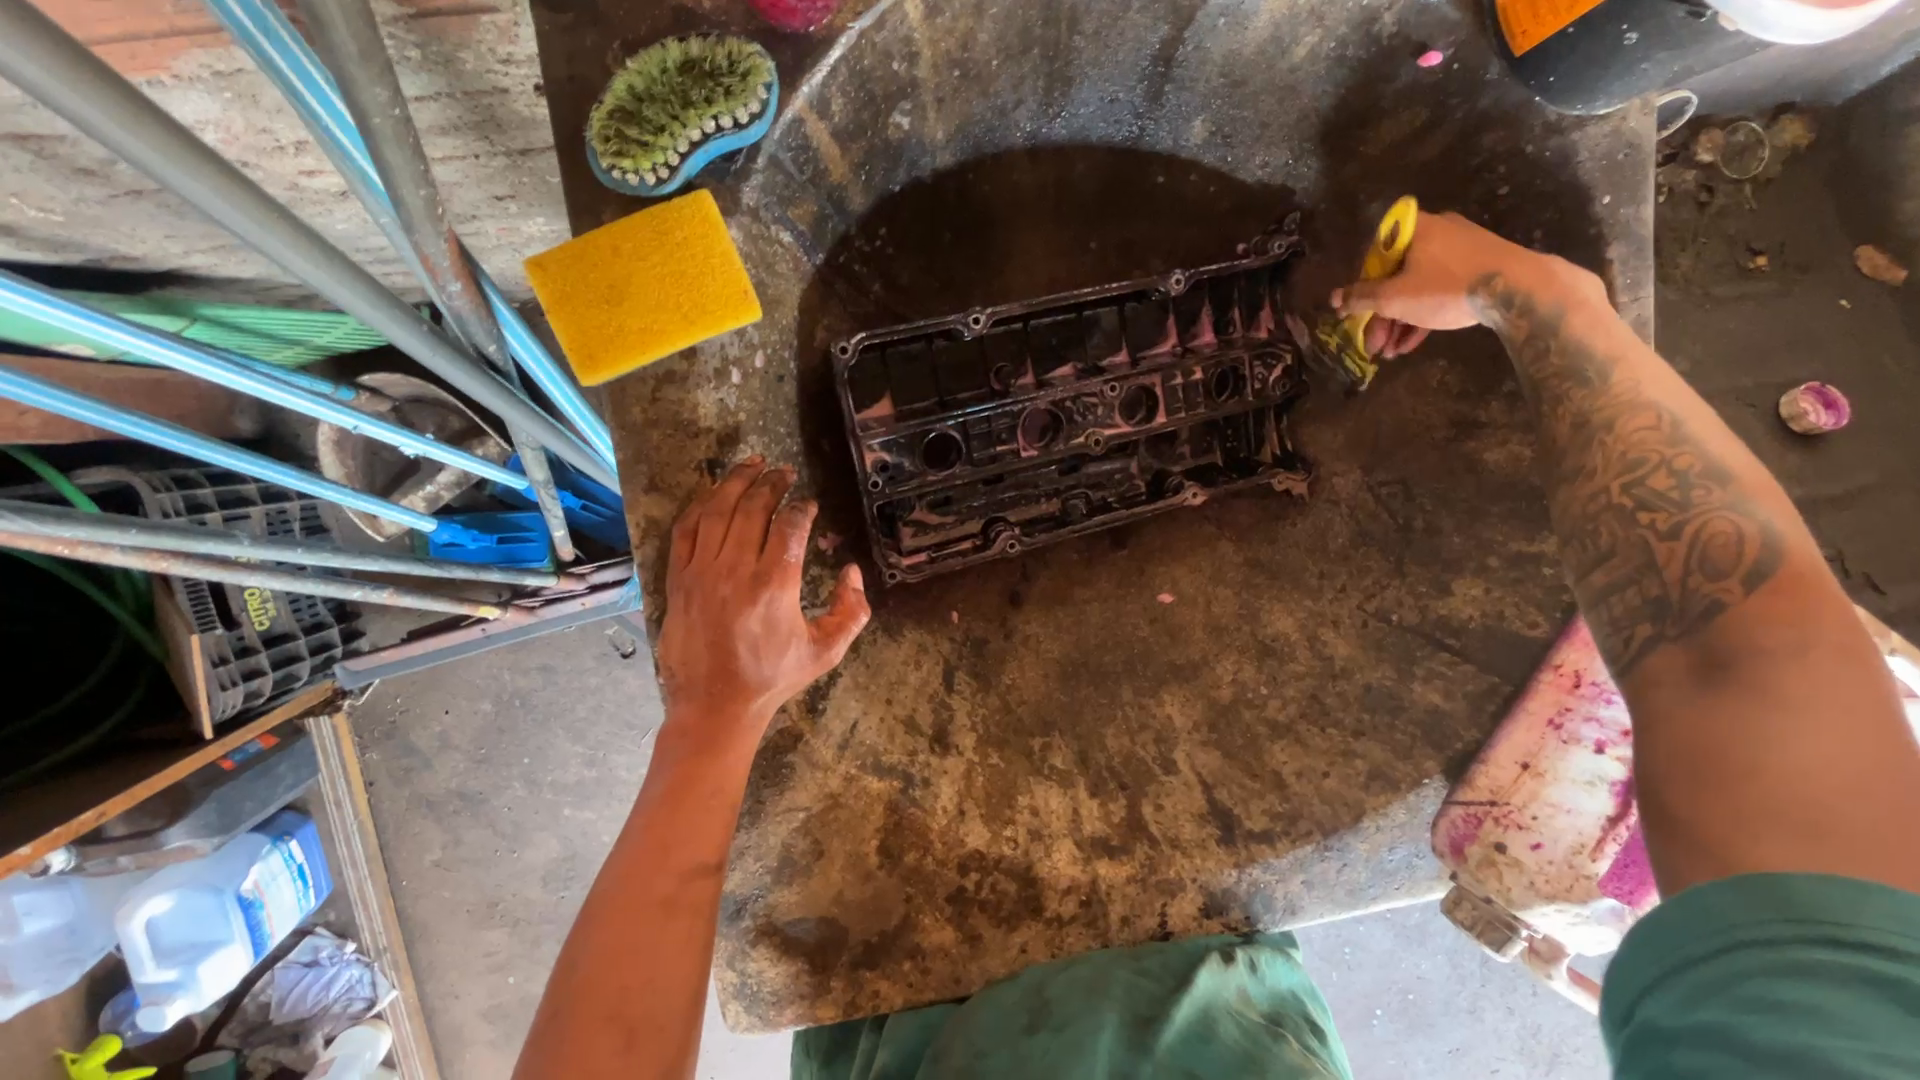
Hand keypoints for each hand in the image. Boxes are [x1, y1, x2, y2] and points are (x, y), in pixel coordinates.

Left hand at [656, 457, 870, 740]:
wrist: (714, 706)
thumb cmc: (773, 678)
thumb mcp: (826, 651)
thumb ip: (852, 611)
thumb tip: (852, 572)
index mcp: (775, 584)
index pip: (790, 526)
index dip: (802, 508)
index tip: (809, 504)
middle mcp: (736, 569)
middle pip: (753, 508)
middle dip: (771, 484)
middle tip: (784, 472)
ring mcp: (702, 572)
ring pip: (717, 511)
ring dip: (735, 482)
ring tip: (751, 464)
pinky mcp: (678, 580)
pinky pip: (685, 531)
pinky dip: (700, 507)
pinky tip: (713, 495)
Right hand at [1330, 210, 1566, 355]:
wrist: (1516, 289)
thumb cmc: (1446, 287)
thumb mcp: (1394, 298)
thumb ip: (1361, 298)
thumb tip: (1334, 299)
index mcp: (1414, 229)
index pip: (1374, 255)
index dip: (1360, 288)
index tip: (1357, 314)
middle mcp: (1436, 232)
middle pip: (1395, 276)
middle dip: (1381, 315)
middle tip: (1372, 345)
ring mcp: (1460, 249)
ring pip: (1417, 287)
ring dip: (1399, 321)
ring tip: (1389, 352)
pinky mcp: (1477, 267)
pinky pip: (1439, 289)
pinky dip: (1423, 314)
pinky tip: (1410, 345)